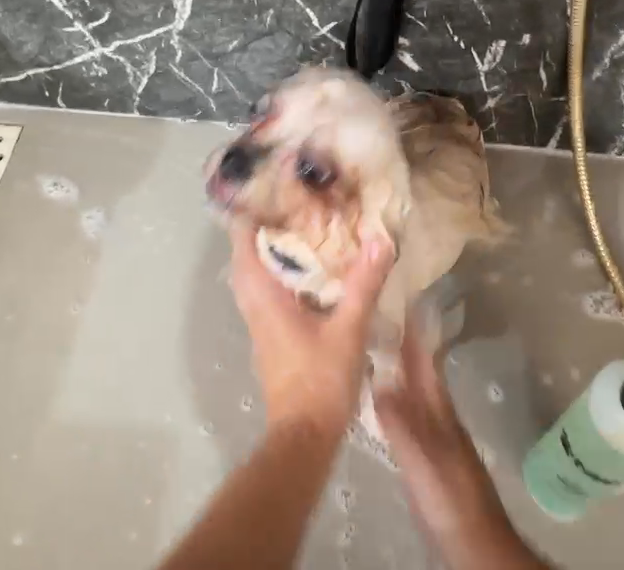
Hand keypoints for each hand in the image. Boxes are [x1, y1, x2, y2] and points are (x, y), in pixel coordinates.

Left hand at [229, 222, 393, 434]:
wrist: (304, 436)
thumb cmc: (319, 380)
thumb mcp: (348, 329)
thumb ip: (363, 283)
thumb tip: (381, 239)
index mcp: (262, 295)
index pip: (242, 239)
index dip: (253, 209)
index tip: (276, 186)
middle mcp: (254, 304)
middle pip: (247, 252)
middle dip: (267, 225)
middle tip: (297, 202)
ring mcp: (260, 322)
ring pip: (258, 273)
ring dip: (275, 250)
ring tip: (307, 227)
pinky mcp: (272, 335)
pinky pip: (270, 291)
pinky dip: (285, 273)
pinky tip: (316, 270)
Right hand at [372, 316, 509, 543]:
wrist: (478, 542)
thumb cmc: (449, 499)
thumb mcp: (422, 460)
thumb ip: (400, 423)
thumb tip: (378, 378)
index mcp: (438, 410)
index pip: (425, 360)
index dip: (415, 330)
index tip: (404, 294)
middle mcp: (439, 414)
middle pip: (421, 370)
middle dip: (405, 341)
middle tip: (381, 312)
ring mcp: (437, 433)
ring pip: (416, 388)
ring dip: (401, 366)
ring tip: (376, 346)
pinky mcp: (431, 452)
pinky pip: (411, 410)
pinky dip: (398, 394)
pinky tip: (385, 397)